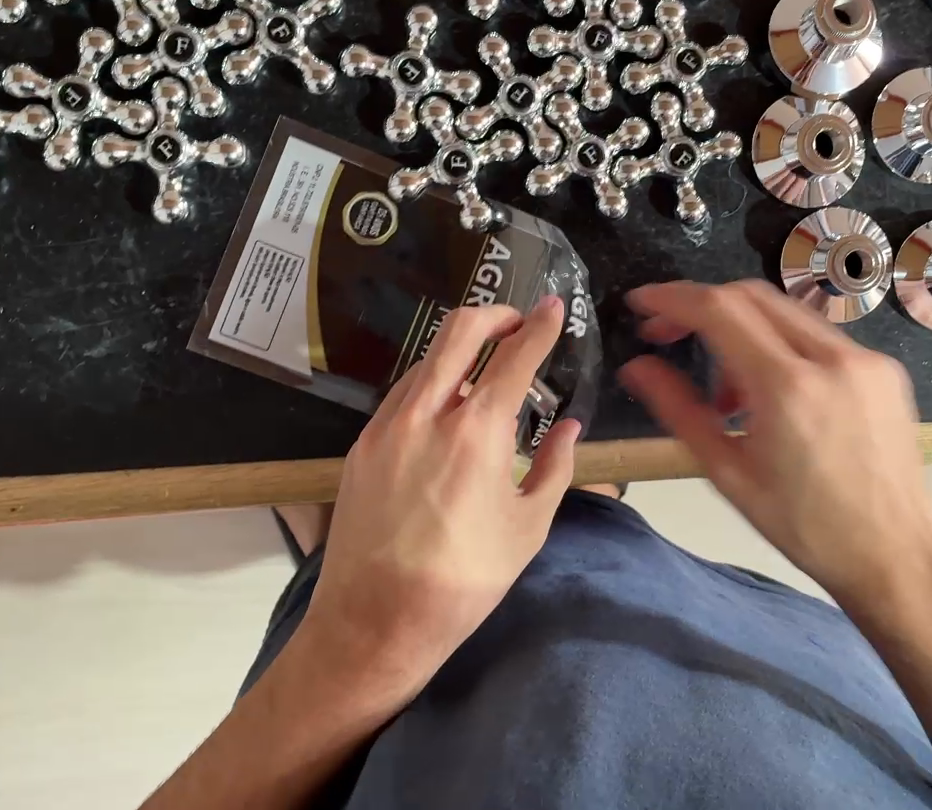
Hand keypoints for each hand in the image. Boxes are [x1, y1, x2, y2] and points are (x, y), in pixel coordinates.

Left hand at [298, 297, 579, 705]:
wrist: (374, 624)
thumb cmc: (465, 579)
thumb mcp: (529, 527)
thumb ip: (555, 466)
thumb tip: (569, 426)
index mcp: (477, 432)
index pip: (515, 357)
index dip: (539, 326)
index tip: (552, 306)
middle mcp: (427, 413)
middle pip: (460, 331)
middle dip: (495, 314)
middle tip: (518, 323)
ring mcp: (387, 426)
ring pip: (427, 359)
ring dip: (462, 351)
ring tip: (487, 376)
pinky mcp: (362, 445)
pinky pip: (403, 394)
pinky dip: (433, 384)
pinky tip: (447, 413)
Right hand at [618, 280, 931, 608]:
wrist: (894, 556)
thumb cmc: (803, 527)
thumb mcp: (728, 473)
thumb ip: (678, 409)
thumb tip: (637, 367)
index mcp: (788, 387)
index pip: (719, 309)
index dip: (672, 298)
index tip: (641, 303)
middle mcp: (832, 357)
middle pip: (752, 295)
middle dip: (702, 305)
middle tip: (668, 334)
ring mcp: (866, 358)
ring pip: (787, 312)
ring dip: (742, 328)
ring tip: (725, 390)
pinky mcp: (885, 368)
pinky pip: (820, 336)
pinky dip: (782, 347)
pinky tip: (772, 394)